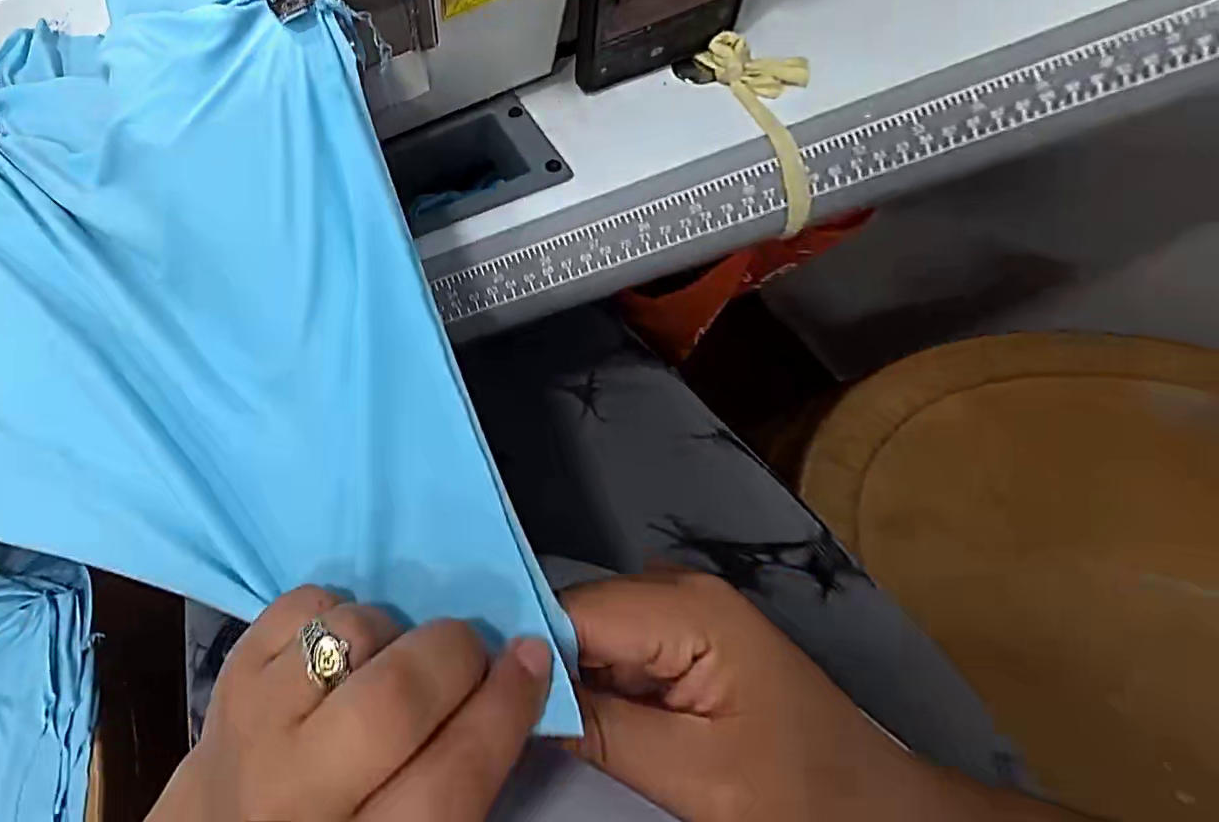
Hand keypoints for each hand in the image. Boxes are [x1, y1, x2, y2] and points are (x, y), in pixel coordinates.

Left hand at [149, 585, 553, 820]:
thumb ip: (451, 773)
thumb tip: (509, 678)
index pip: (451, 779)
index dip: (503, 709)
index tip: (530, 658)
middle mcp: (302, 789)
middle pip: (394, 698)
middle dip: (450, 654)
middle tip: (469, 647)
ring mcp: (256, 721)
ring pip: (345, 637)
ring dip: (389, 628)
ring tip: (392, 652)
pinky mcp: (230, 671)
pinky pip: (297, 605)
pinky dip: (335, 605)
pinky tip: (340, 638)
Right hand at [562, 569, 1083, 821]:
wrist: (891, 816)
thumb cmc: (807, 798)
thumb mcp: (699, 777)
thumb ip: (599, 727)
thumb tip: (512, 694)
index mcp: (682, 604)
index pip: (570, 610)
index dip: (527, 649)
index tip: (491, 689)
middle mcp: (669, 583)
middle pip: (573, 612)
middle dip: (545, 662)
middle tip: (514, 709)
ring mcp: (673, 600)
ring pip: (584, 626)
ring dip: (565, 669)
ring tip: (546, 710)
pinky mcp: (674, 625)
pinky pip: (607, 638)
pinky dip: (588, 671)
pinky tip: (582, 701)